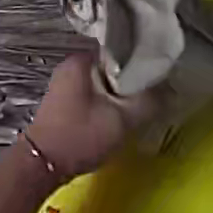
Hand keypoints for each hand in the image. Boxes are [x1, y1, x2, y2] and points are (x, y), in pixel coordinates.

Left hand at [24, 52, 159, 176]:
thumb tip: (171, 89)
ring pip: (104, 80)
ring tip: (141, 105)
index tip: (162, 72)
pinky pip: (94, 92)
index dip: (143, 59)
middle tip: (155, 92)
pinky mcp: (64, 99)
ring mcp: (66, 82)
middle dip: (133, 78)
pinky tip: (120, 114)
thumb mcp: (121, 120)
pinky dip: (108, 100)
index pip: (121, 48)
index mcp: (82, 60)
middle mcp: (72, 65)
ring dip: (121, 92)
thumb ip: (148, 101)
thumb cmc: (80, 136)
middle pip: (113, 65)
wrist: (41, 165)